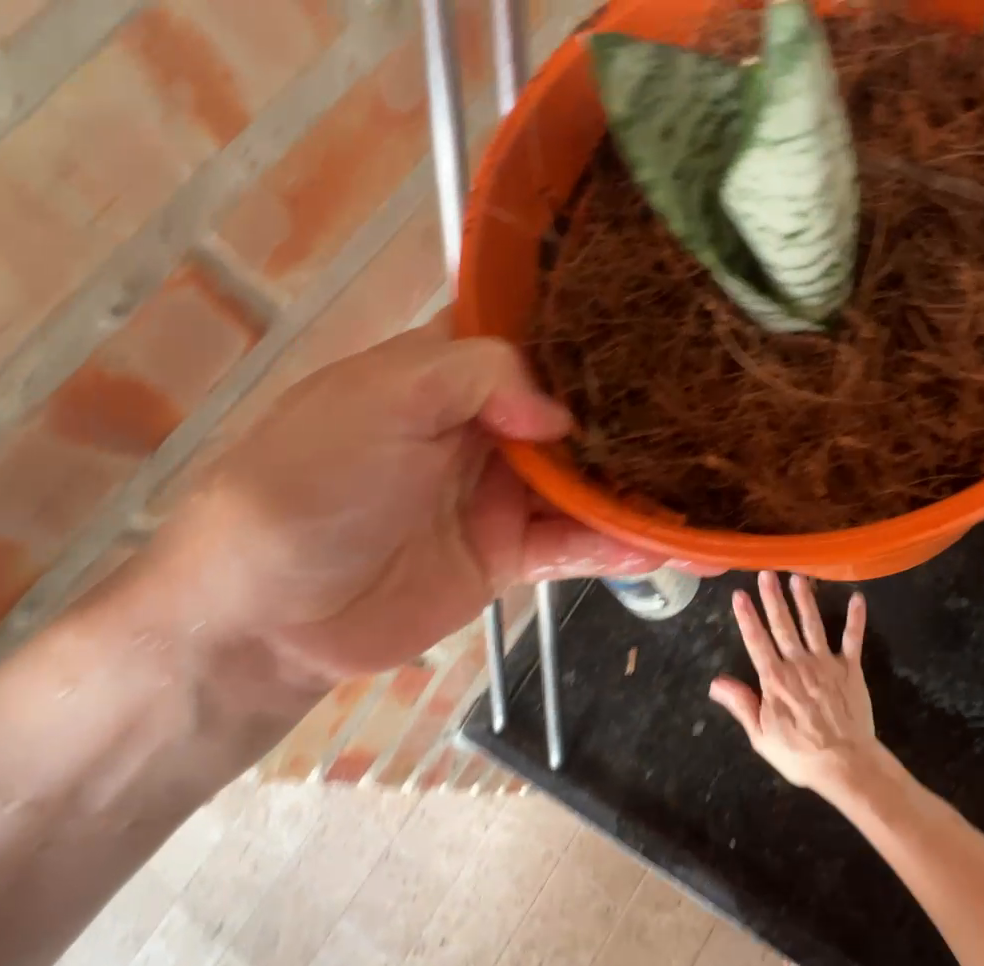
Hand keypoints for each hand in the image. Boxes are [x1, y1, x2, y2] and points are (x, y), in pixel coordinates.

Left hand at [145, 314, 667, 678]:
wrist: (268, 611)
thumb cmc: (309, 483)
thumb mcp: (382, 401)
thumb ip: (476, 379)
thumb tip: (563, 416)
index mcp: (448, 375)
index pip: (535, 344)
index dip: (594, 341)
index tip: (666, 336)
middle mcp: (484, 429)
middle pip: (577, 421)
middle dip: (637, 426)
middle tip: (715, 426)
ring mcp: (499, 497)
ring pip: (587, 489)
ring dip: (643, 498)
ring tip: (714, 502)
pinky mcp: (507, 558)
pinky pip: (574, 548)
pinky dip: (620, 551)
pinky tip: (674, 553)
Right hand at [709, 571, 883, 794]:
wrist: (844, 763)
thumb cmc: (799, 754)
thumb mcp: (761, 736)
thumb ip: (741, 704)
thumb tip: (716, 682)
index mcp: (775, 679)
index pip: (756, 641)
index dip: (747, 617)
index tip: (739, 594)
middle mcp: (799, 664)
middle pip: (783, 626)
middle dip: (773, 598)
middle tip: (766, 573)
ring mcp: (826, 664)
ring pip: (813, 625)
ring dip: (805, 599)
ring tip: (798, 577)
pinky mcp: (851, 669)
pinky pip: (852, 639)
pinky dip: (855, 619)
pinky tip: (857, 598)